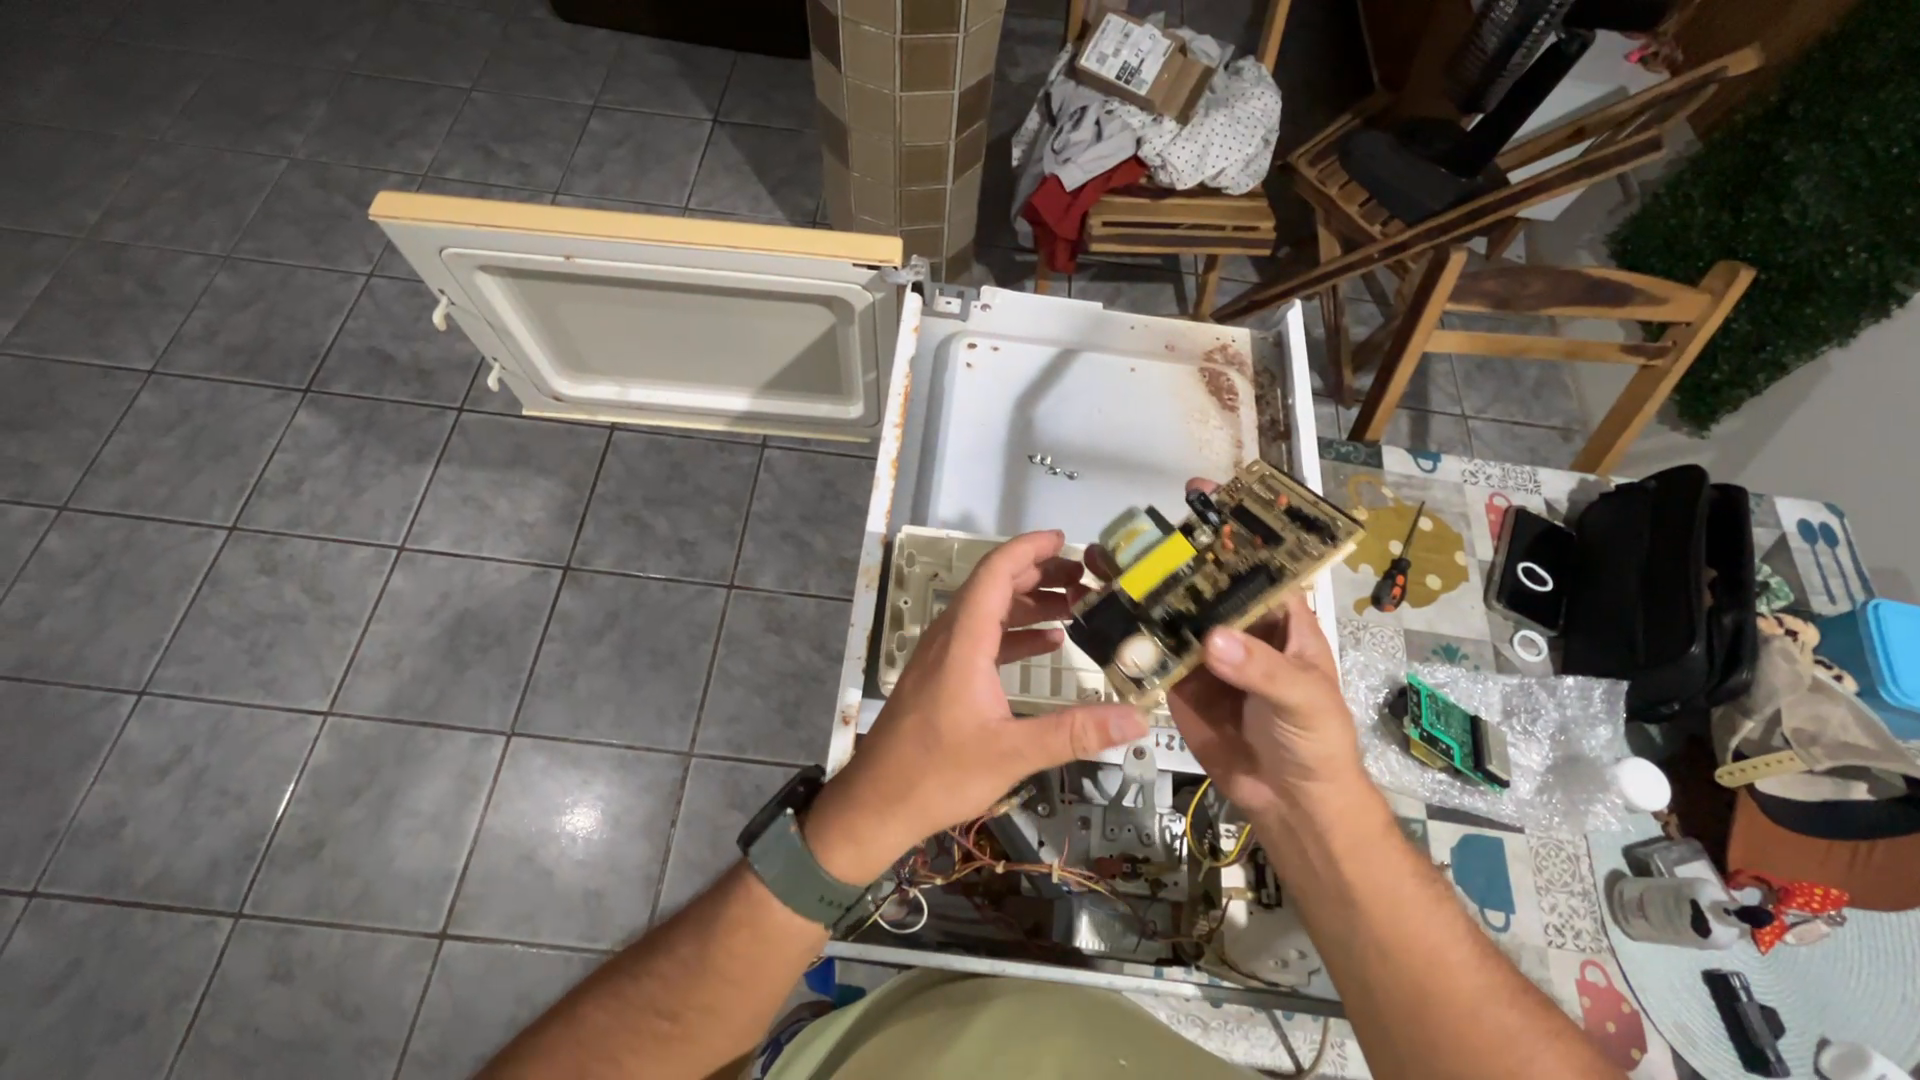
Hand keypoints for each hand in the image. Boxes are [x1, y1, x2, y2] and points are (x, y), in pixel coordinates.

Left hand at [807, 531, 1148, 882]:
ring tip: (1075, 605)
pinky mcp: (941, 677)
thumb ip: (1074, 733)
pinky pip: (981, 639)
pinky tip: (1048, 644)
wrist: (876, 802)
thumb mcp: (1012, 754)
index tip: (1064, 540)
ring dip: (1028, 603)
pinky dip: (1014, 634)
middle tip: (1085, 577)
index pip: (995, 573)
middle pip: (993, 586)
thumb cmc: (938, 774)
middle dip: (1039, 573)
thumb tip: (1135, 720)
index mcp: (963, 642)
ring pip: (987, 612)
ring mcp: (942, 657)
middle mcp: (949, 638)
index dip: (1029, 549)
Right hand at [1090, 479, 1365, 824]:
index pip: (1253, 562)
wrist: (1290, 803)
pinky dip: (1125, 637)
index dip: (1227, 526)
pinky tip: (1098, 615)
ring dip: (1137, 589)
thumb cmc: (1316, 741)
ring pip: (1168, 614)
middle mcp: (1237, 627)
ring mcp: (1204, 655)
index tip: (1196, 493)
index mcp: (1278, 618)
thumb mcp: (1303, 699)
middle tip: (1128, 532)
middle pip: (1199, 582)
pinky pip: (1150, 655)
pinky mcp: (1178, 685)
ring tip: (1100, 562)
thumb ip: (1263, 669)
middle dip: (1166, 555)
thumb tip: (1212, 640)